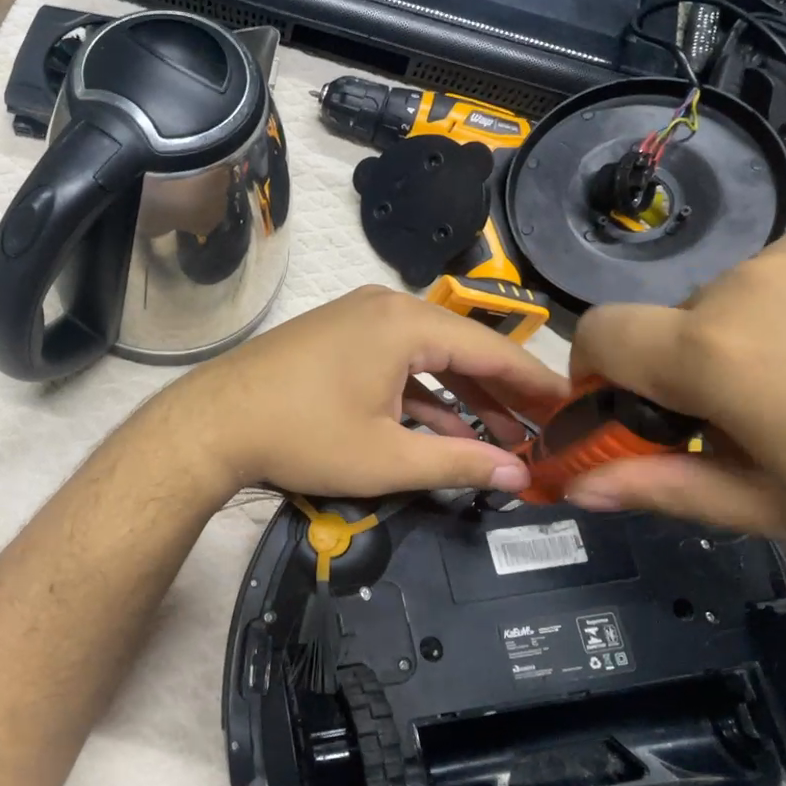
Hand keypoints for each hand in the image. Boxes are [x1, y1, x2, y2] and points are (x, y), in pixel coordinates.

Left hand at [152, 286, 570, 501]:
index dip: (536, 384)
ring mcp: (356, 319)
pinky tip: (443, 428)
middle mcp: (385, 308)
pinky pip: (395, 360)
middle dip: (502, 395)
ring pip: (428, 356)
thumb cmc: (303, 435)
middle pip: (462, 349)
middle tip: (544, 434)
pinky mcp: (335, 337)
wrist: (212, 423)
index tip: (573, 409)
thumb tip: (520, 476)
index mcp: (406, 324)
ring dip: (462, 397)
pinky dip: (421, 392)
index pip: (492, 350)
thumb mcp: (386, 458)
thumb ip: (458, 464)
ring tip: (502, 440)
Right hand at [563, 215, 785, 572]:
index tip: (631, 412)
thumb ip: (670, 491)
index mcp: (714, 351)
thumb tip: (579, 488)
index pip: (597, 334)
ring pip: (750, 296)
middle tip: (781, 424)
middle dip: (701, 371)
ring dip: (766, 338)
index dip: (592, 372)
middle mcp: (749, 279)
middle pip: (681, 323)